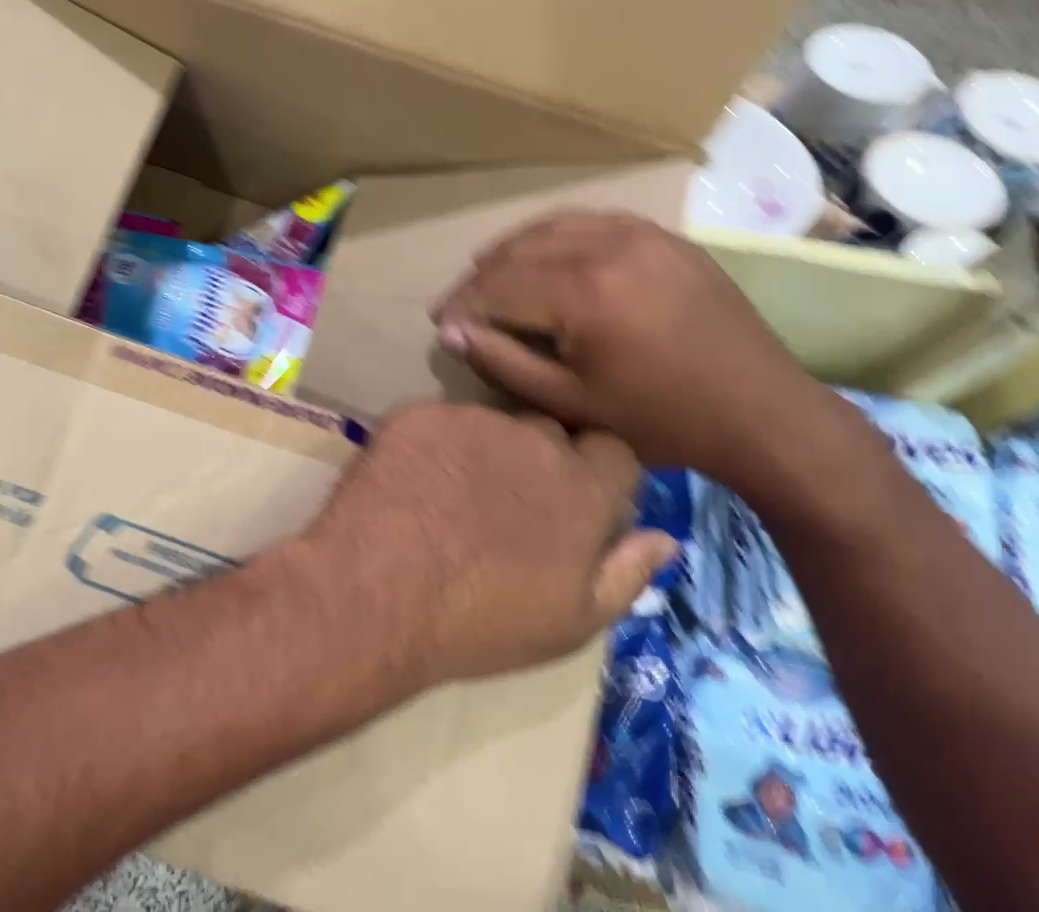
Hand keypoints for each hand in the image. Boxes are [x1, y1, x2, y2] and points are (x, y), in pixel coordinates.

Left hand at [289, 402, 675, 685]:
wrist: (375, 597)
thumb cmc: (478, 622)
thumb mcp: (571, 624)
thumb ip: (626, 573)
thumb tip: (664, 538)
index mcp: (585, 487)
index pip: (614, 453)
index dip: (596, 478)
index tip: (572, 507)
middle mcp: (535, 439)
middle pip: (550, 434)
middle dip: (539, 462)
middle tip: (502, 507)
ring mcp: (470, 421)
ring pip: (490, 425)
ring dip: (483, 451)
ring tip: (449, 498)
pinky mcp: (414, 415)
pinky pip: (436, 422)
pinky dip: (431, 446)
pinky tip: (411, 485)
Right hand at [431, 212, 853, 496]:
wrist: (759, 410)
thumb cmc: (659, 419)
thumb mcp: (569, 403)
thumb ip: (502, 362)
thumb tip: (452, 330)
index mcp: (585, 291)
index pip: (498, 285)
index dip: (463, 305)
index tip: (441, 325)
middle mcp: (610, 245)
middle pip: (520, 250)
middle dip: (481, 278)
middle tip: (458, 307)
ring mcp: (642, 234)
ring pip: (553, 227)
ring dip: (512, 252)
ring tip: (488, 279)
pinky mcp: (665, 237)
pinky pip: (592, 222)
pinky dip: (555, 237)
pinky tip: (543, 260)